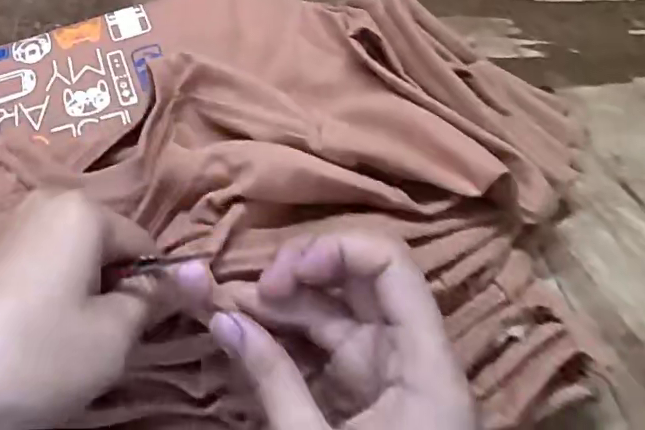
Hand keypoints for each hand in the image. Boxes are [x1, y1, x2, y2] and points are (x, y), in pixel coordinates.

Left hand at [0, 191, 159, 429]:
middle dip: (113, 282)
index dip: (154, 287)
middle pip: (103, 240)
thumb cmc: (40, 353)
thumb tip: (191, 273)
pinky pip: (35, 257)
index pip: (143, 242)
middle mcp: (43, 198)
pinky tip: (30, 327)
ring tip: (65, 335)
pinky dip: (46, 285)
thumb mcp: (113, 337)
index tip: (148, 329)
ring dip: (80, 286)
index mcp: (80, 208)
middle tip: (104, 335)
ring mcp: (7, 219)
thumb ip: (154, 299)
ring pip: (68, 250)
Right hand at [179, 233, 476, 429]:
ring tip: (228, 308)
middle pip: (354, 278)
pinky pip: (324, 341)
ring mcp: (387, 374)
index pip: (390, 265)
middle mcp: (410, 358)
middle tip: (244, 292)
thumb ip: (271, 378)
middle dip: (293, 272)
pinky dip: (285, 330)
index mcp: (425, 369)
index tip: (284, 275)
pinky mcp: (366, 394)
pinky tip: (248, 330)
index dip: (334, 250)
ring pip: (333, 307)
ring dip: (279, 301)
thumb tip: (219, 315)